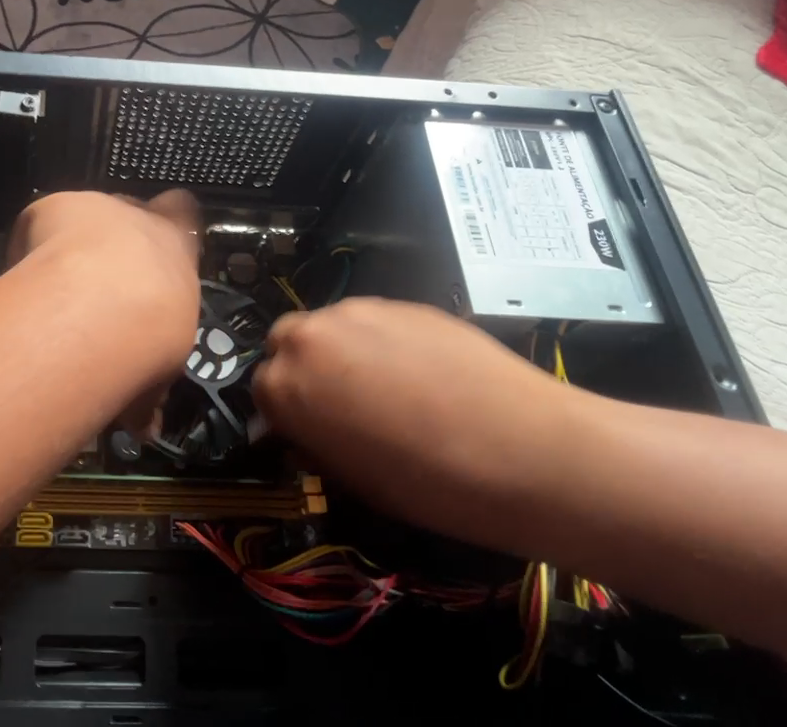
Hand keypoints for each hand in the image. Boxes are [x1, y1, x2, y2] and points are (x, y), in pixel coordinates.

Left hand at [7, 189, 201, 386]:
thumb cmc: (152, 336)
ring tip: (55, 292)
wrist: (104, 305)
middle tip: (100, 282)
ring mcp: (91, 205)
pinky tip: (24, 287)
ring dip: (72, 247)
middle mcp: (138, 216)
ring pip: (83, 216)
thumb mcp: (162, 367)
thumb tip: (141, 427)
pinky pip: (37, 227)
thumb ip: (149, 388)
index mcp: (178, 246)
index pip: (184, 210)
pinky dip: (31, 252)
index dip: (170, 224)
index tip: (153, 249)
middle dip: (116, 238)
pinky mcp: (46, 206)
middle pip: (130, 210)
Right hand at [253, 297, 579, 541]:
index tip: (308, 433)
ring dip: (342, 351)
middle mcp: (312, 335)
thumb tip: (306, 432)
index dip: (284, 413)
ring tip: (388, 389)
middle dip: (304, 369)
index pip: (261, 389)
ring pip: (332, 327)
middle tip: (340, 405)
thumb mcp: (352, 480)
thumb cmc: (427, 483)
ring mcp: (361, 311)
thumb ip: (314, 445)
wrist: (524, 449)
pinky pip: (376, 321)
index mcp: (285, 385)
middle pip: (288, 343)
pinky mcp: (406, 303)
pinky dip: (383, 342)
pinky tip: (423, 375)